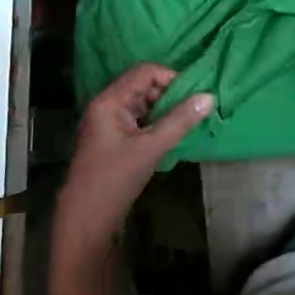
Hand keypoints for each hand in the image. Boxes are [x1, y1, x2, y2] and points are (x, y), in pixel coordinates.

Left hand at [54, 64, 212, 259]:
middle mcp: (105, 106)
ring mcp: (107, 123)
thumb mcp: (150, 148)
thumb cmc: (114, 181)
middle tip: (193, 109)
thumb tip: (209, 96)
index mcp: (108, 101)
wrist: (85, 222)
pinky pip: (138, 119)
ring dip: (164, 109)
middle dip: (169, 93)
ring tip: (186, 121)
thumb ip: (180, 120)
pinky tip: (171, 135)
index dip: (170, 77)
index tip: (194, 94)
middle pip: (142, 85)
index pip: (144, 72)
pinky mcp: (112, 139)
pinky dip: (156, 122)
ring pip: (142, 103)